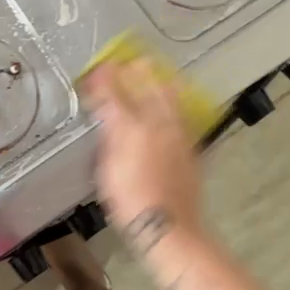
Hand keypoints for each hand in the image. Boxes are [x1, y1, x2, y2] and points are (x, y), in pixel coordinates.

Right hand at [83, 57, 203, 254]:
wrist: (168, 227)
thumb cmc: (129, 201)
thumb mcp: (107, 170)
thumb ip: (109, 138)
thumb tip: (107, 117)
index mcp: (130, 128)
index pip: (114, 93)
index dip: (104, 78)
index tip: (98, 68)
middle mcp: (156, 123)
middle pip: (146, 86)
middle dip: (134, 71)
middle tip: (126, 62)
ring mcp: (177, 133)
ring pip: (169, 95)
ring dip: (157, 80)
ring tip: (152, 70)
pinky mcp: (191, 144)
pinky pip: (183, 113)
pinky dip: (175, 100)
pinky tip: (172, 96)